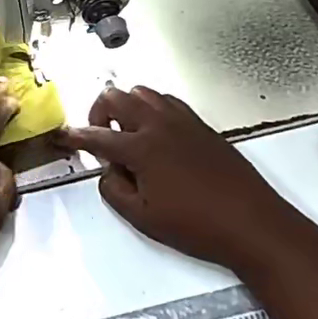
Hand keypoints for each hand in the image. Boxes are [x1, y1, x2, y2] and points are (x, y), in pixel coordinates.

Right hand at [60, 86, 308, 270]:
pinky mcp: (200, 124)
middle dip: (99, 112)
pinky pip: (167, 101)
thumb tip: (108, 172)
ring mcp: (181, 120)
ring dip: (127, 106)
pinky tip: (157, 132)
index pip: (96, 135)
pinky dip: (152, 108)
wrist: (253, 225)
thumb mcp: (143, 218)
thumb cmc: (198, 226)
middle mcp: (158, 124)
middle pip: (115, 97)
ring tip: (129, 132)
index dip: (75, 136)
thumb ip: (114, 191)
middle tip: (101, 135)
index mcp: (141, 147)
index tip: (64, 135)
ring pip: (142, 92)